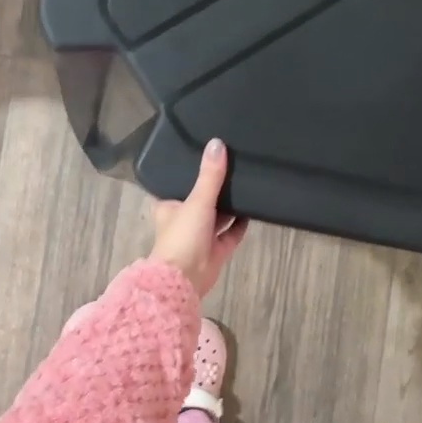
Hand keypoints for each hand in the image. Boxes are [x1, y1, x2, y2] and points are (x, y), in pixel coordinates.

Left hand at [149, 138, 249, 295]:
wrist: (185, 279)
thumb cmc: (183, 237)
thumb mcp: (196, 200)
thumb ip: (209, 175)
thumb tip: (217, 143)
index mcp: (168, 207)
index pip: (176, 184)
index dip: (187, 173)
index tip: (203, 155)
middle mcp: (183, 220)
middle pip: (199, 199)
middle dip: (213, 187)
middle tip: (232, 164)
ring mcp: (201, 236)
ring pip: (217, 215)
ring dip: (228, 204)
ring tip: (245, 181)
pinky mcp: (217, 250)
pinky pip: (231, 232)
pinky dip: (240, 223)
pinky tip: (252, 208)